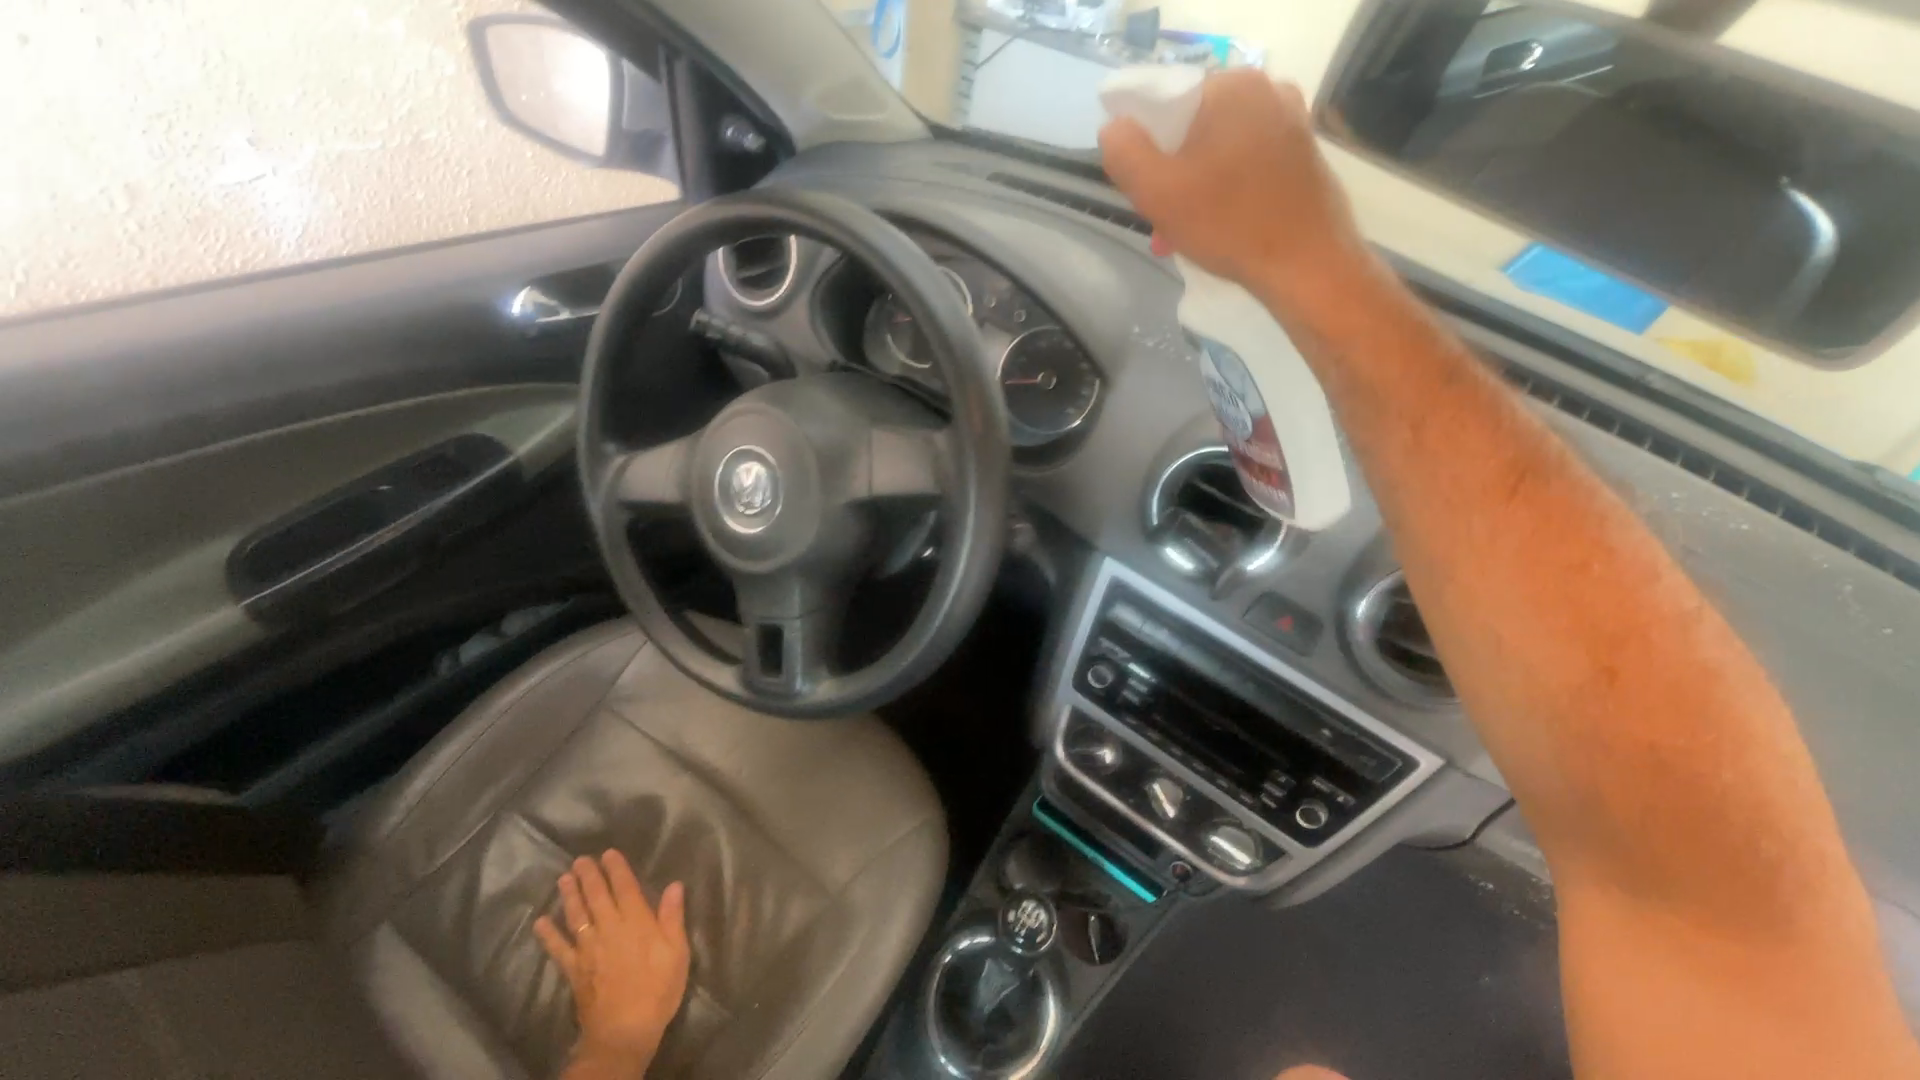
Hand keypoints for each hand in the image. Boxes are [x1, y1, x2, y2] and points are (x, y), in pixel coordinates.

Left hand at [534, 851, 690, 1077]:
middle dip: (589, 876)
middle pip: (597, 896)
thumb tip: (674, 885)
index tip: (609, 853)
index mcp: (636, 922)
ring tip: (563, 878)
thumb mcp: (677, 952)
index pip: (625, 888)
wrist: (624, 1031)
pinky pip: (559, 948)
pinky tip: (540, 922)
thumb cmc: (658, 989)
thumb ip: (673, 917)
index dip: (617, 869)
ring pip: (577, 915)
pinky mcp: (574, 969)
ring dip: (570, 896)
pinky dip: (548, 935)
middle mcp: (609, 929)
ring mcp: (588, 949)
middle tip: (580, 859)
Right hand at [1099, 71, 1369, 308]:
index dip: (1144, 149)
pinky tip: (1217, 231)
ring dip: (1195, 192)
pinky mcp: (1304, 156)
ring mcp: (1293, 123)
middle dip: (1171, 176)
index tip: (1144, 190)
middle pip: (1193, 131)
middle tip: (1162, 223)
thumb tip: (1115, 128)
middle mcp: (1268, 91)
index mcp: (1231, 86)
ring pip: (1220, 153)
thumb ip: (1123, 152)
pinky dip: (1227, 194)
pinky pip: (1248, 167)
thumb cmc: (1229, 225)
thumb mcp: (1156, 191)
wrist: (1309, 266)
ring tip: (1183, 237)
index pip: (1165, 104)